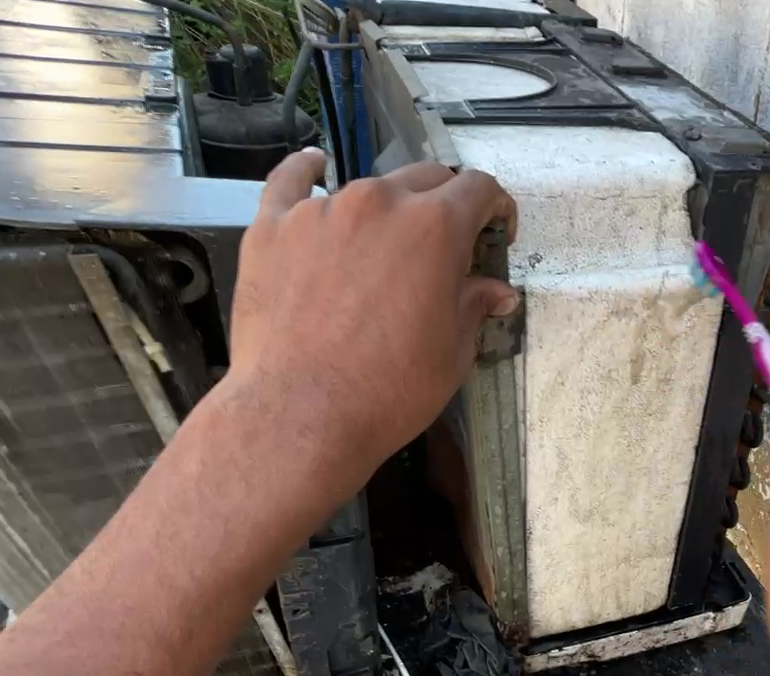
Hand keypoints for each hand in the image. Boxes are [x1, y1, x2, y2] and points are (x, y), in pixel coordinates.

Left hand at [221, 149, 518, 488]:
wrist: (303, 413)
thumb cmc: (390, 391)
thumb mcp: (452, 354)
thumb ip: (474, 308)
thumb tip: (497, 292)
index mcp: (435, 229)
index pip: (478, 189)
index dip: (496, 207)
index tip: (496, 233)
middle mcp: (380, 203)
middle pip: (426, 178)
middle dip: (447, 205)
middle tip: (448, 248)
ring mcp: (322, 210)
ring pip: (368, 188)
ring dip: (389, 210)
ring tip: (386, 247)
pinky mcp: (272, 226)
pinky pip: (291, 182)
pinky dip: (309, 173)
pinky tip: (315, 168)